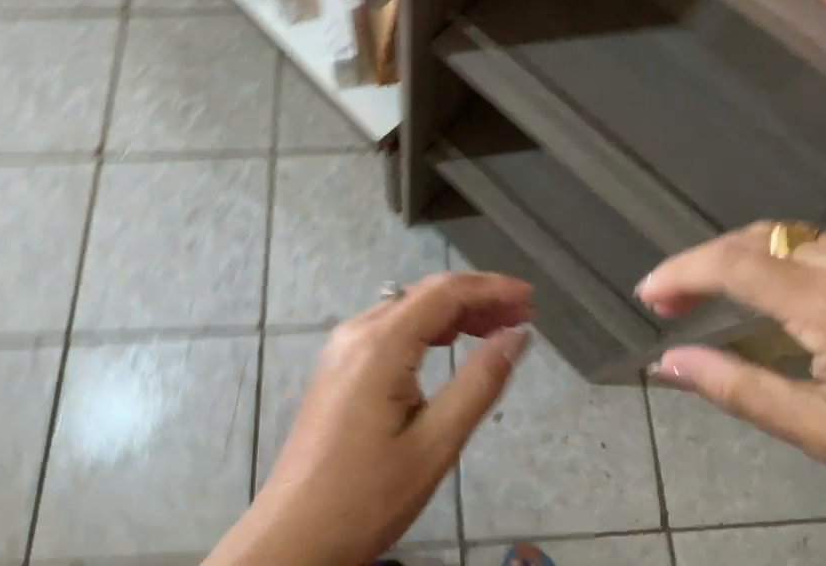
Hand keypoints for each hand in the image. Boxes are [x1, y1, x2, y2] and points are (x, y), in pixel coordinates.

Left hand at [207, 272, 534, 565]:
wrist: (294, 537)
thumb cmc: (367, 497)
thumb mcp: (435, 445)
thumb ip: (479, 383)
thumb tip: (517, 335)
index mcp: (381, 344)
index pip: (445, 292)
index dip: (492, 289)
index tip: (531, 299)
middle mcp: (358, 332)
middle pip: (426, 294)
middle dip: (477, 298)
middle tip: (523, 316)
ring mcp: (343, 348)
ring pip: (408, 309)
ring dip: (454, 312)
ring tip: (497, 329)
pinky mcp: (338, 367)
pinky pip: (390, 329)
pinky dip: (427, 328)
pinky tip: (450, 344)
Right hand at [638, 223, 825, 565]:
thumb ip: (740, 390)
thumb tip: (667, 363)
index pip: (733, 263)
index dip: (680, 272)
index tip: (644, 295)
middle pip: (757, 239)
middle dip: (705, 263)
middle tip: (667, 302)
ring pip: (788, 238)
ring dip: (742, 259)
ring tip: (707, 298)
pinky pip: (821, 248)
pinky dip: (781, 263)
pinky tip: (770, 297)